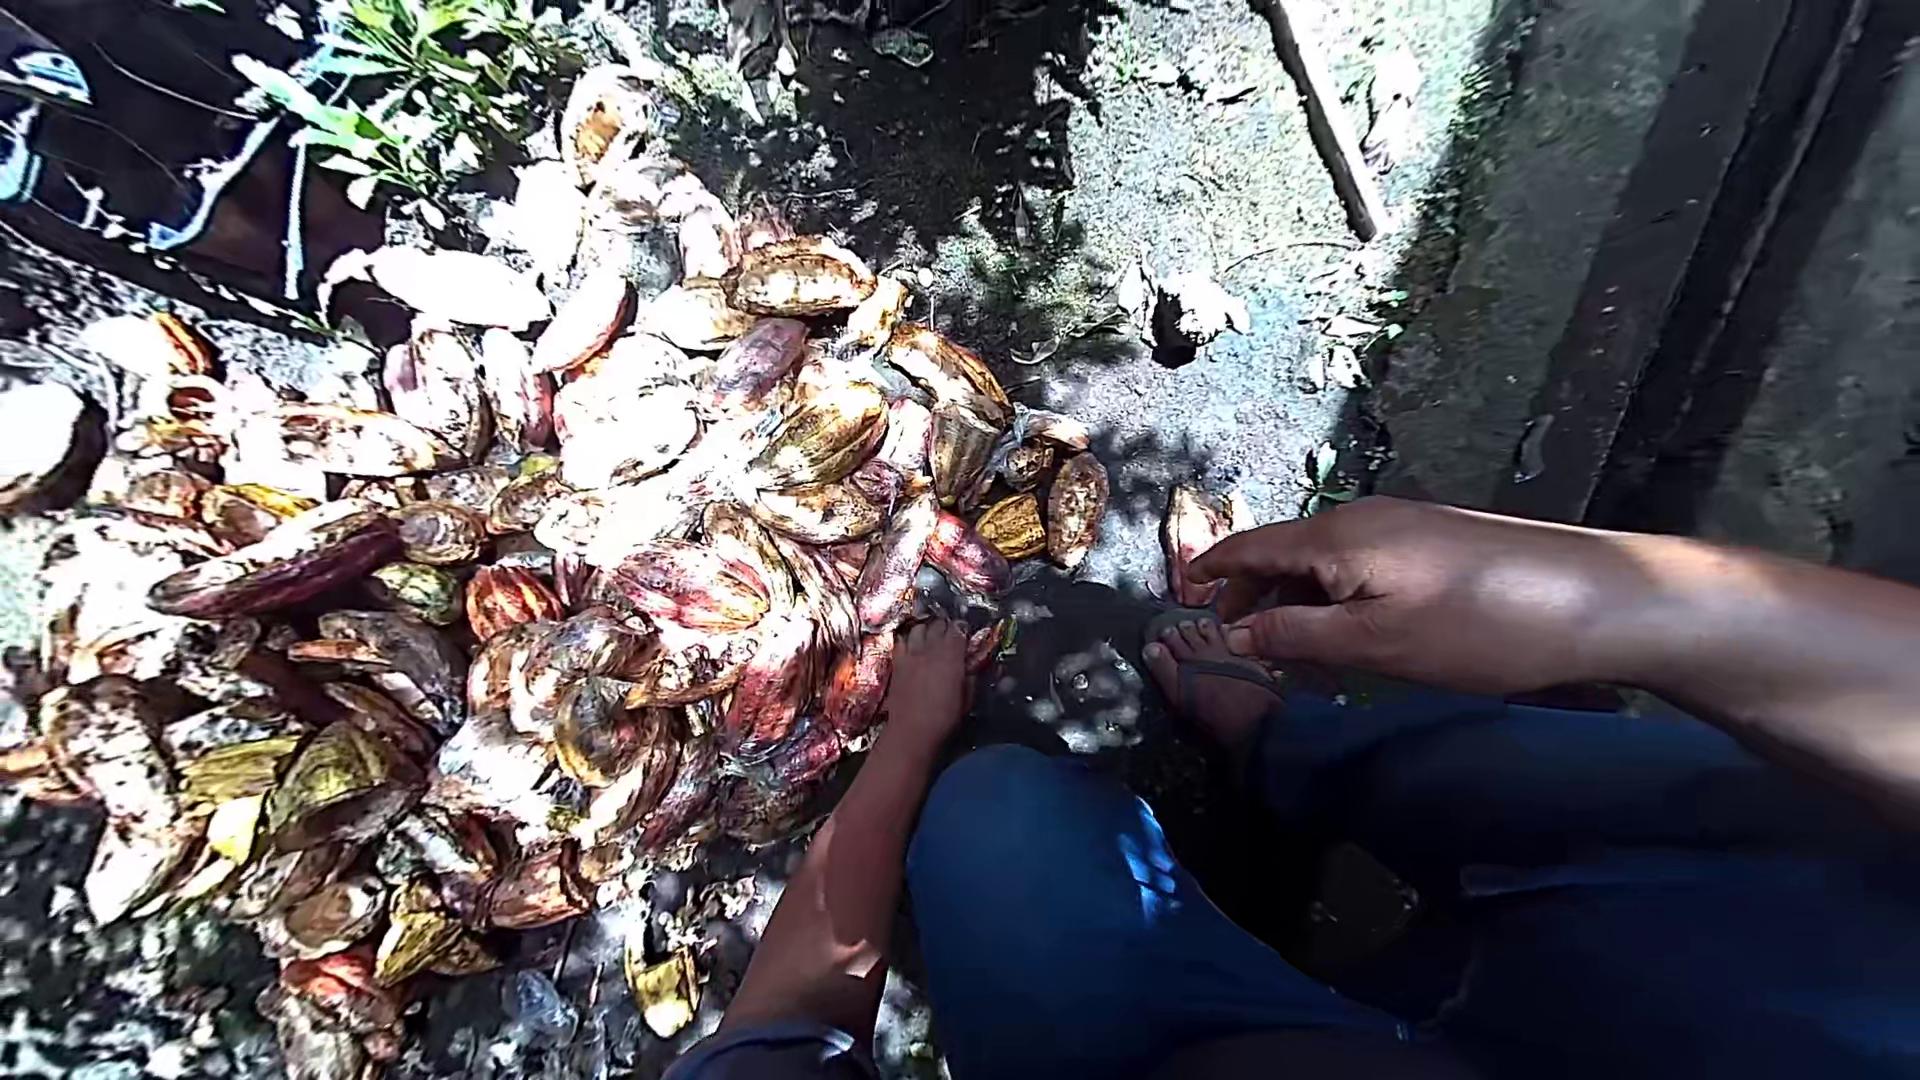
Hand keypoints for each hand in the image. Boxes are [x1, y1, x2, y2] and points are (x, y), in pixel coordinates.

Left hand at [879, 618, 968, 746]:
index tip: (965, 635)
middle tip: (949, 635)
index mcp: (951, 655)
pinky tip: (912, 646)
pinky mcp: (897, 661)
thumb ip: (969, 679)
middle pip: (938, 624)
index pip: (958, 630)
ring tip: (930, 637)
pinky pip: (901, 640)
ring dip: (927, 628)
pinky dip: (908, 638)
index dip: (962, 630)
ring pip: (919, 627)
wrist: (912, 730)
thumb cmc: (944, 717)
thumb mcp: (966, 699)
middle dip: (945, 626)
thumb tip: (969, 669)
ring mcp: (911, 653)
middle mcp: (930, 648)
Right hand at [1189, 497, 1654, 694]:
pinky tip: (1346, 625)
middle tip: (1238, 635)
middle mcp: (1356, 519)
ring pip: (1318, 560)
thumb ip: (1293, 635)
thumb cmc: (1478, 624)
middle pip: (1280, 552)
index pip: (1248, 546)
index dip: (1211, 568)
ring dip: (1293, 598)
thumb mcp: (1373, 641)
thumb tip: (1234, 634)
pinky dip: (1330, 593)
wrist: (1613, 598)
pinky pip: (1354, 562)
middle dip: (1250, 592)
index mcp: (1332, 537)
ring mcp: (1396, 524)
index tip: (1183, 590)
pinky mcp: (1427, 537)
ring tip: (1291, 642)